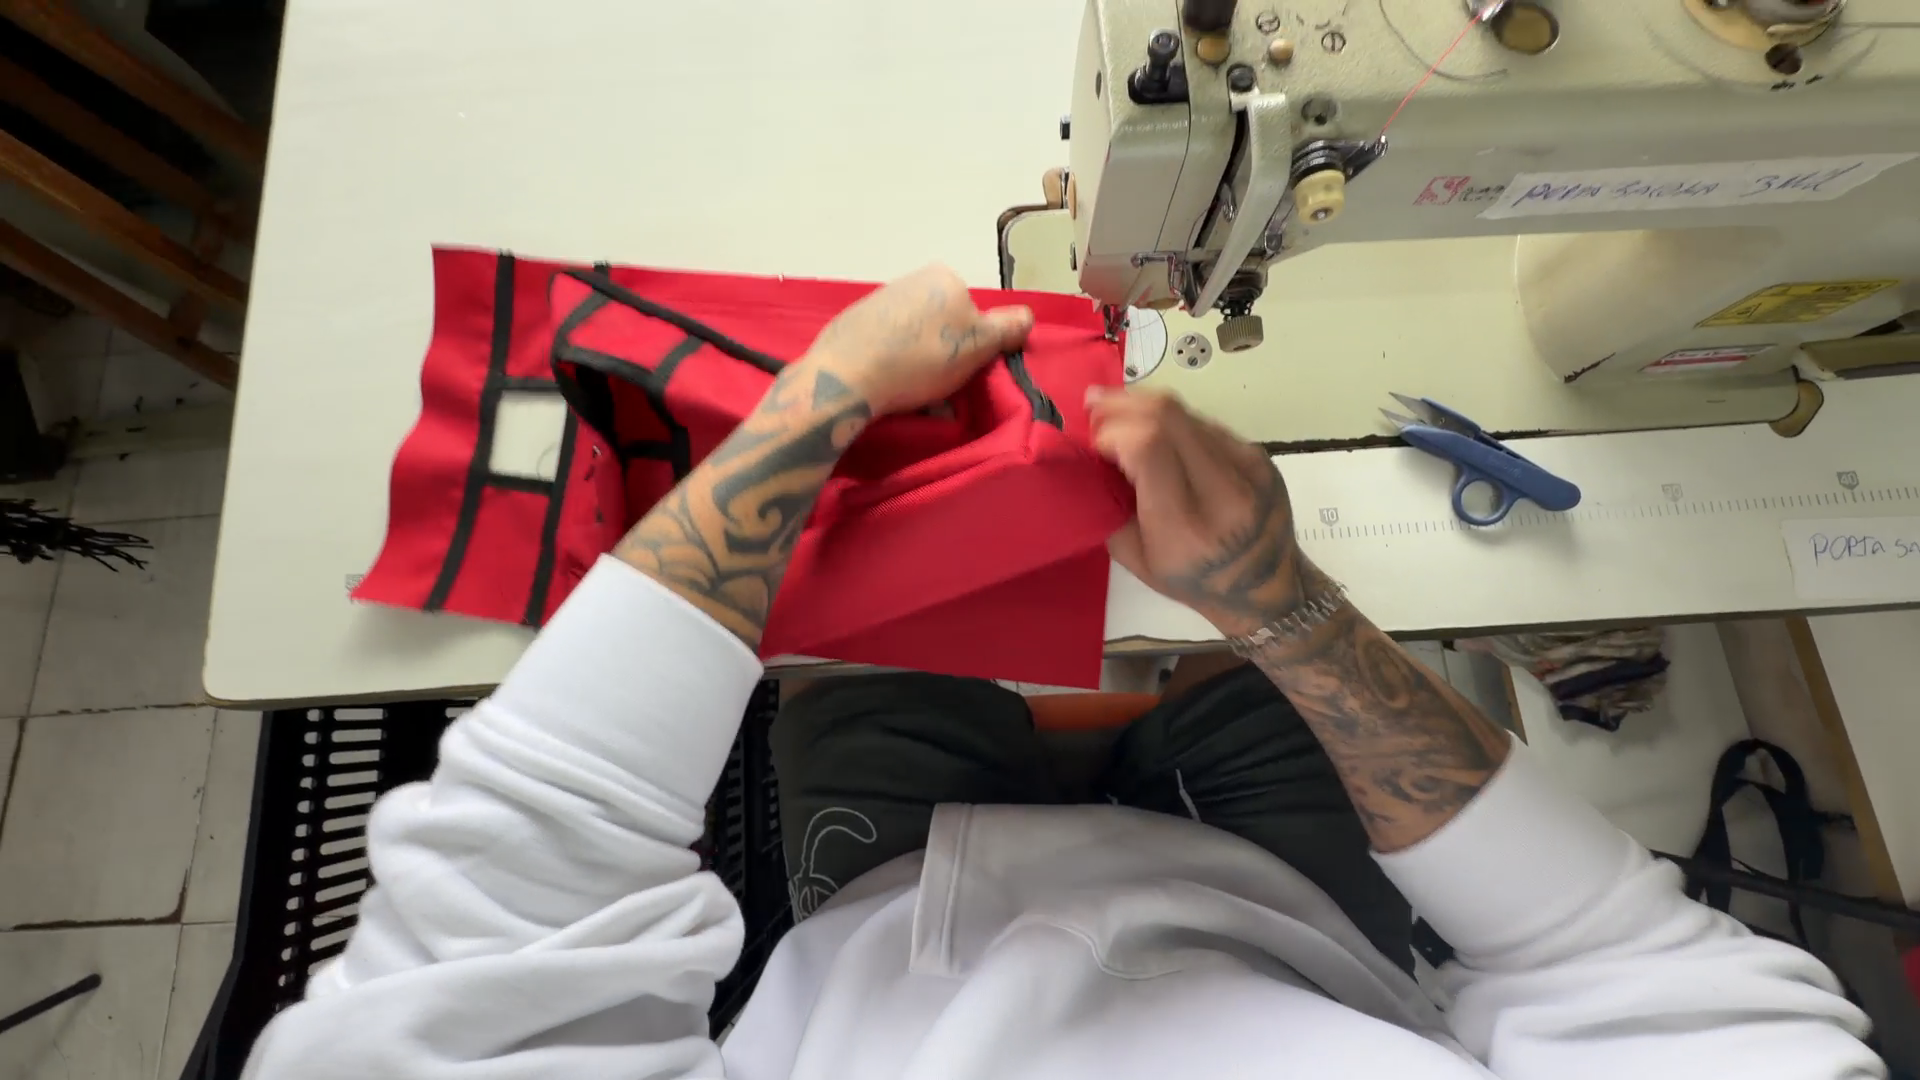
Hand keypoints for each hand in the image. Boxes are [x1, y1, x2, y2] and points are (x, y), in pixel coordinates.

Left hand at [801, 264, 1034, 415]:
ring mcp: (881, 299)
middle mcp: (913, 280)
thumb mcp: (978, 344)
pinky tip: (891, 387)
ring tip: (915, 396)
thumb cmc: (921, 359)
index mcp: (945, 278)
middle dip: (947, 359)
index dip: (976, 348)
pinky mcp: (856, 323)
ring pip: (918, 340)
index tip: (966, 373)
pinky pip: (890, 346)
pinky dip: (896, 366)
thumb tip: (1027, 317)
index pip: (976, 316)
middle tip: (942, 392)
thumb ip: (1007, 328)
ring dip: (923, 367)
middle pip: (945, 328)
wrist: (849, 374)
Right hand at [1089, 387, 1305, 636]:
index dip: (1112, 432)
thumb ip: (1110, 504)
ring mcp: (1249, 467)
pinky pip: (1205, 424)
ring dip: (1144, 406)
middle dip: (1121, 404)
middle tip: (1093, 407)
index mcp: (1186, 526)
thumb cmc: (1190, 580)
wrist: (1265, 588)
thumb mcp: (1134, 556)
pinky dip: (1171, 422)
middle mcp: (1224, 490)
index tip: (1092, 442)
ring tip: (1116, 412)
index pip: (1147, 447)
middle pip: (1166, 416)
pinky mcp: (1259, 455)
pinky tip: (1154, 429)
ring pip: (1186, 413)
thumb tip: (1088, 455)